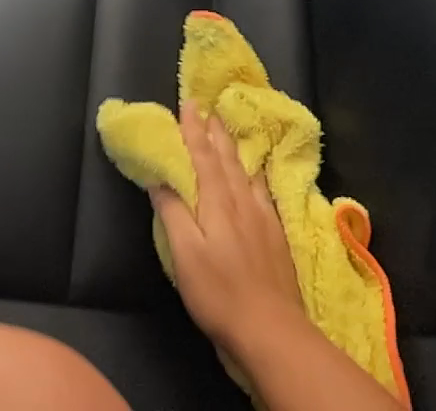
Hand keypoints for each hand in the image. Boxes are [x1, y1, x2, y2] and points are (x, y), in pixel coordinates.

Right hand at [152, 101, 408, 410]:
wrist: (272, 330)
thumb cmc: (219, 292)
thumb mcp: (184, 254)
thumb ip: (173, 212)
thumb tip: (159, 178)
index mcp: (218, 203)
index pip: (203, 157)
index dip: (194, 130)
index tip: (188, 104)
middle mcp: (243, 202)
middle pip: (227, 159)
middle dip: (215, 132)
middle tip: (209, 108)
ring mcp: (263, 218)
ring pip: (246, 172)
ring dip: (235, 148)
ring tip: (228, 131)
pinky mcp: (276, 235)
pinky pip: (263, 190)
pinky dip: (255, 173)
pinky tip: (257, 175)